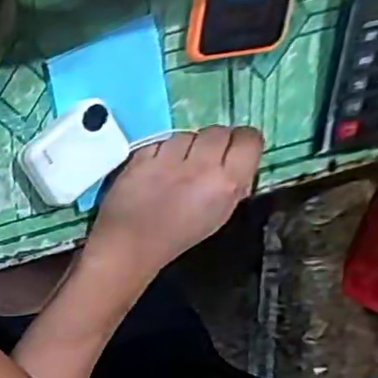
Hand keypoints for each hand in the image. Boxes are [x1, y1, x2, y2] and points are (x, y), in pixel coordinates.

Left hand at [89, 125, 263, 272]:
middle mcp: (200, 167)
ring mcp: (167, 161)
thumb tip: (237, 162)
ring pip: (185, 135)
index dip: (240, 142)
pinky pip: (157, 143)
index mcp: (226, 183)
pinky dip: (157, 152)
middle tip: (199, 158)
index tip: (230, 151)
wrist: (128, 245)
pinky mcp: (139, 160)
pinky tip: (153, 169)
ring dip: (182, 147)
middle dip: (211, 142)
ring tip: (172, 166)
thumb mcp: (219, 214)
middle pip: (217, 131)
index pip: (248, 139)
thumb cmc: (175, 236)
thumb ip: (233, 184)